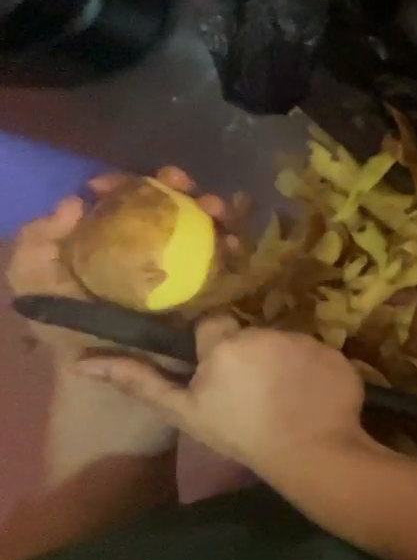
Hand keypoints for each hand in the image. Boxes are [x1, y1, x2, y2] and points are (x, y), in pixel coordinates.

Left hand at [6, 168, 230, 364]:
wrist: (128, 377)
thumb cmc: (79, 335)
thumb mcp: (40, 291)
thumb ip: (37, 250)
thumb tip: (77, 202)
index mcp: (106, 246)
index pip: (114, 205)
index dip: (118, 187)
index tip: (120, 183)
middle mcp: (150, 251)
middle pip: (167, 209)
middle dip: (176, 189)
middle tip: (182, 182)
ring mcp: (188, 269)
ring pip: (205, 228)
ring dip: (214, 211)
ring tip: (218, 208)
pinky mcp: (220, 288)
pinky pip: (232, 261)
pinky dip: (236, 246)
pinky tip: (235, 243)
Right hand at [73, 317, 371, 479]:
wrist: (312, 447)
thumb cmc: (241, 431)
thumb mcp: (183, 409)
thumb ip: (139, 379)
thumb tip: (82, 362)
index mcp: (228, 343)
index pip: (214, 323)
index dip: (213, 343)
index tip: (216, 367)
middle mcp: (271, 334)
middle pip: (252, 333)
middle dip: (248, 352)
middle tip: (250, 385)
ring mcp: (310, 343)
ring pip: (286, 342)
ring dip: (280, 358)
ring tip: (281, 391)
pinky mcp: (340, 355)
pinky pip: (318, 354)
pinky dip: (311, 368)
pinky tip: (308, 393)